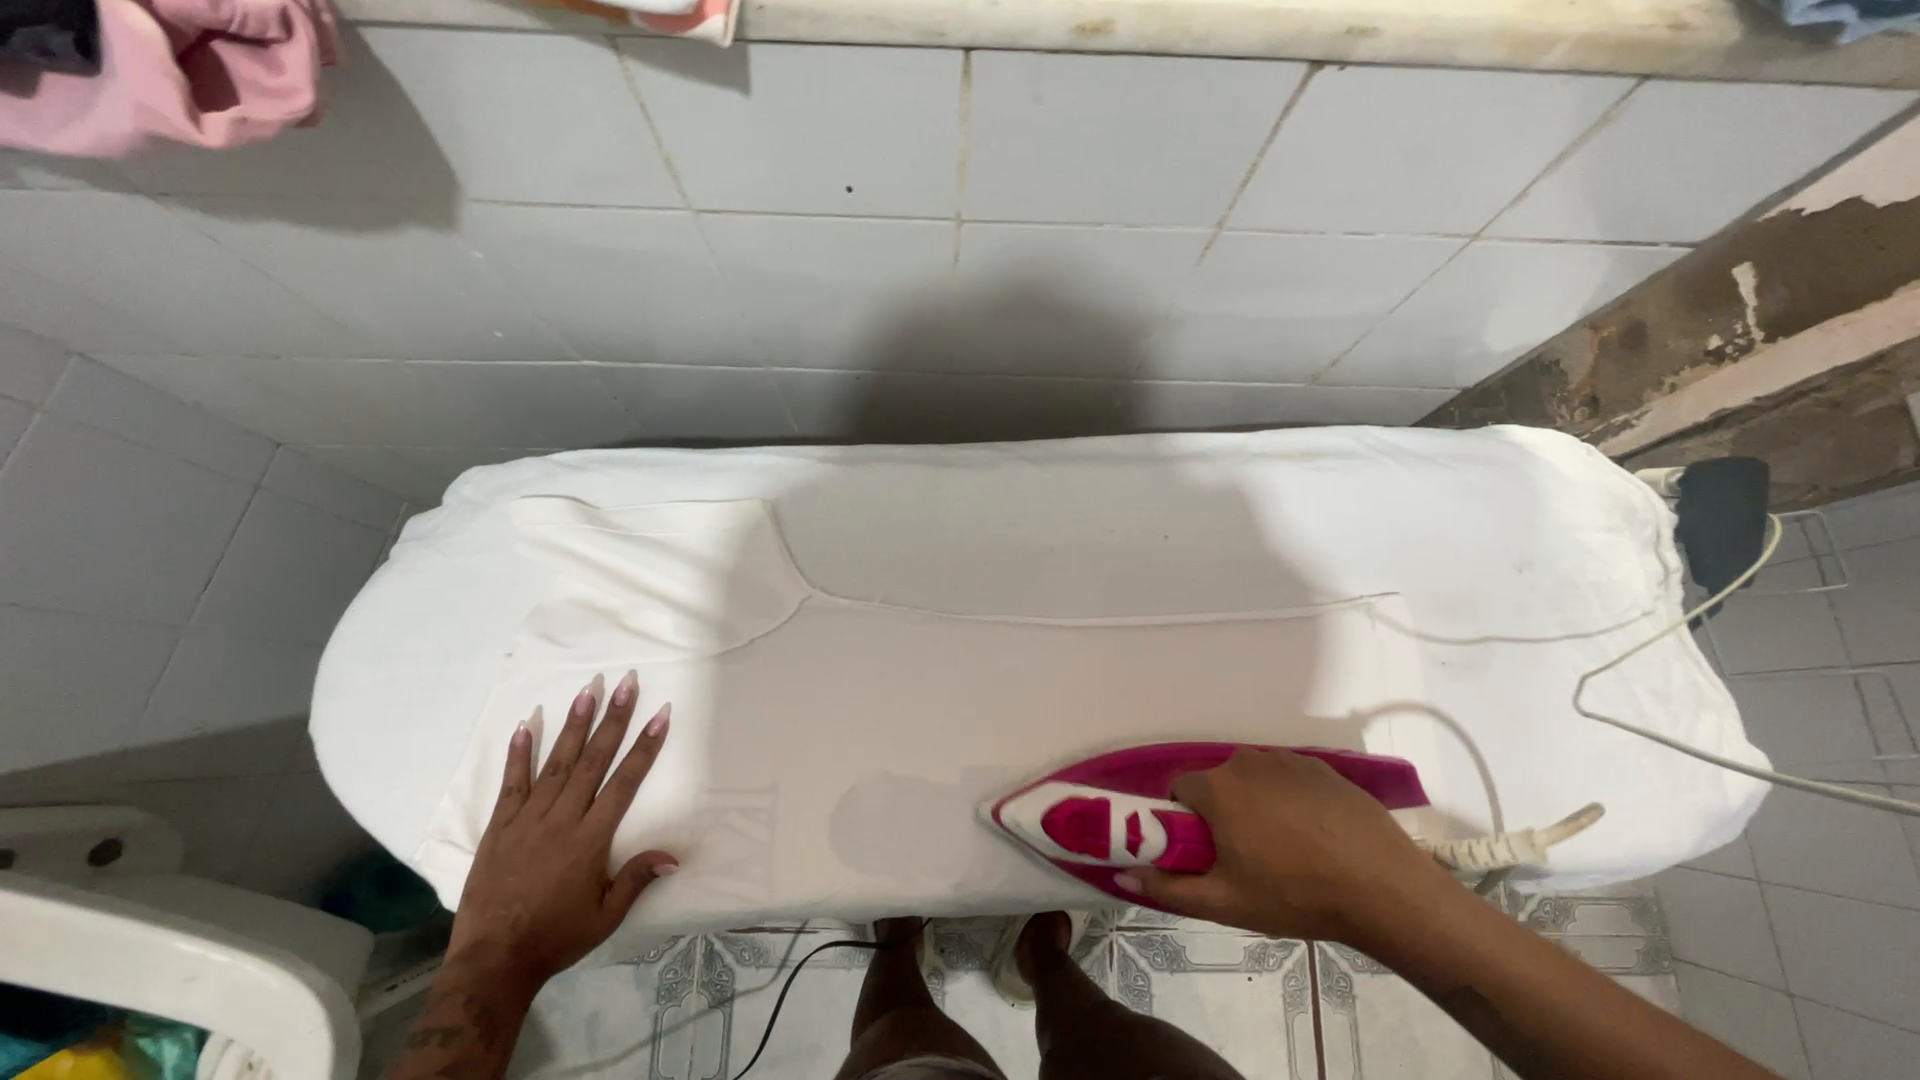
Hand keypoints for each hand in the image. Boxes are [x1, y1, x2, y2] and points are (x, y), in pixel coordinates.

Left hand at [446, 671, 676, 993]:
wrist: (493, 961)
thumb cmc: (556, 938)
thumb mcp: (606, 916)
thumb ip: (636, 879)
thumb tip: (673, 855)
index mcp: (591, 839)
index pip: (625, 782)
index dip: (645, 746)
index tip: (660, 714)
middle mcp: (561, 820)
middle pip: (593, 760)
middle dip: (612, 719)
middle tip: (625, 684)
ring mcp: (527, 820)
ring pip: (556, 763)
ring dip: (573, 725)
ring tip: (586, 690)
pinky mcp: (499, 828)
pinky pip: (511, 784)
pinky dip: (519, 754)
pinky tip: (527, 725)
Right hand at [1123, 748, 1449, 942]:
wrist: (1384, 888)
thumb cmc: (1294, 895)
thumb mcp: (1224, 902)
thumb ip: (1167, 887)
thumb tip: (1121, 874)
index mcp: (1217, 788)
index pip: (1179, 790)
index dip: (1183, 821)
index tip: (1201, 851)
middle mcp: (1247, 762)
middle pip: (1217, 783)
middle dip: (1219, 813)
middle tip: (1241, 857)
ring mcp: (1289, 761)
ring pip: (1253, 780)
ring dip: (1254, 805)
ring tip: (1281, 849)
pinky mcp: (1324, 768)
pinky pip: (1288, 779)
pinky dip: (1289, 801)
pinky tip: (1312, 836)